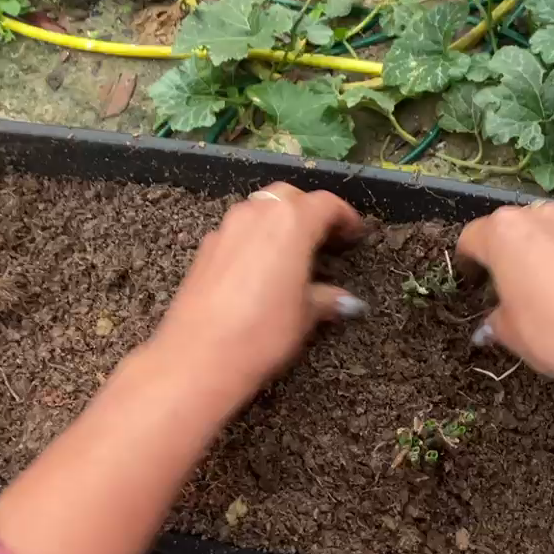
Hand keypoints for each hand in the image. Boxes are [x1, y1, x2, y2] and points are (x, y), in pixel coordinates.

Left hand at [147, 182, 367, 395]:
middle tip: (326, 237)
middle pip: (289, 197)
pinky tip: (261, 268)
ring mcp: (227, 228)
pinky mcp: (205, 247)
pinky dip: (255, 238)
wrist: (198, 356)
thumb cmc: (263, 332)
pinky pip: (238, 230)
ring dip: (279, 221)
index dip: (345, 217)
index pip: (326, 204)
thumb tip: (346, 300)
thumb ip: (327, 298)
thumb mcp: (305, 316)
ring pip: (259, 209)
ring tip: (294, 252)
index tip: (355, 234)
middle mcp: (257, 214)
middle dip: (310, 210)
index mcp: (291, 222)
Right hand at [455, 201, 553, 387]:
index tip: (471, 286)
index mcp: (503, 231)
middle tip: (500, 289)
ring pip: (538, 234)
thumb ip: (494, 319)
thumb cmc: (552, 330)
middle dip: (500, 255)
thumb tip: (491, 323)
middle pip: (505, 230)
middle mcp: (536, 216)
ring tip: (534, 291)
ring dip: (530, 254)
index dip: (467, 264)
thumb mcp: (509, 331)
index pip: (471, 238)